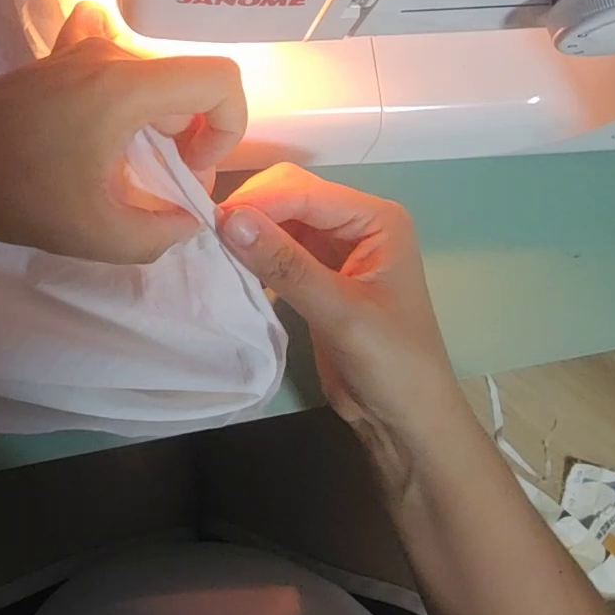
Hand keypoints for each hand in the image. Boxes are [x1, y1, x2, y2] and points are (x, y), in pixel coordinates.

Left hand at [0, 3, 246, 264]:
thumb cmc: (12, 190)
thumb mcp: (94, 234)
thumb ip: (159, 235)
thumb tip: (185, 218)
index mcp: (129, 85)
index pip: (221, 79)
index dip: (227, 128)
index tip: (189, 170)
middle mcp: (110, 53)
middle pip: (187, 82)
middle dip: (191, 136)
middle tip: (159, 184)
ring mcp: (78, 49)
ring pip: (152, 76)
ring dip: (158, 119)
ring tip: (127, 163)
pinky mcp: (54, 57)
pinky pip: (109, 50)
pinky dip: (125, 82)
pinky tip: (106, 108)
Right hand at [219, 164, 458, 455]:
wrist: (405, 421)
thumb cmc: (392, 365)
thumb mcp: (339, 314)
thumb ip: (285, 264)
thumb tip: (230, 219)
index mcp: (376, 219)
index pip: (306, 192)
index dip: (260, 201)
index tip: (212, 222)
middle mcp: (355, 223)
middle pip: (291, 194)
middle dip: (252, 208)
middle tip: (209, 232)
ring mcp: (334, 246)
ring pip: (279, 218)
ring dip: (248, 228)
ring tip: (212, 245)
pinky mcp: (315, 271)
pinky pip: (276, 245)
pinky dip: (253, 250)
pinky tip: (231, 262)